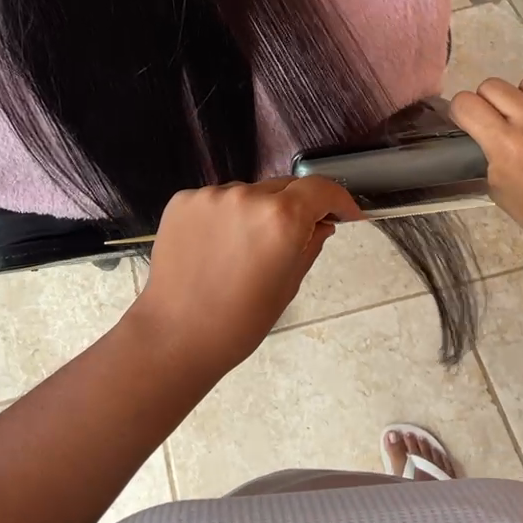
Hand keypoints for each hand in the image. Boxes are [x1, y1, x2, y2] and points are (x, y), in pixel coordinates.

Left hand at [129, 177, 362, 374]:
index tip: (344, 213)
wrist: (177, 333)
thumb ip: (309, 244)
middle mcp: (245, 196)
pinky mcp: (182, 200)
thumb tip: (322, 222)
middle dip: (293, 209)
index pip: (319, 188)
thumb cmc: (240, 320)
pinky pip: (214, 200)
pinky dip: (222, 216)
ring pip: (246, 194)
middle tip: (289, 240)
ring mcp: (210, 195)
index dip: (337, 199)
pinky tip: (214, 248)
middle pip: (281, 188)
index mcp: (280, 218)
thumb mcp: (288, 285)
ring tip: (241, 252)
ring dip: (253, 212)